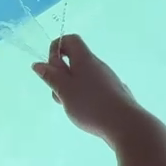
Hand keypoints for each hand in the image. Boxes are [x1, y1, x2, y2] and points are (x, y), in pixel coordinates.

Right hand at [31, 34, 154, 146]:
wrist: (127, 125)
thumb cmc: (91, 105)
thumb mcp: (64, 90)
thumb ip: (51, 76)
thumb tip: (38, 64)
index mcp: (85, 59)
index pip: (70, 40)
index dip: (56, 49)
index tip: (52, 69)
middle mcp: (98, 65)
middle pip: (75, 60)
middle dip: (61, 74)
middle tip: (59, 93)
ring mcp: (108, 80)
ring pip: (83, 77)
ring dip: (71, 88)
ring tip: (71, 107)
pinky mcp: (115, 94)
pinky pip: (94, 88)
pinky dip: (85, 96)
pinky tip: (87, 113)